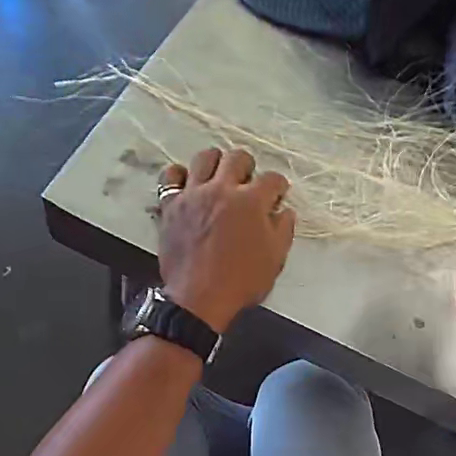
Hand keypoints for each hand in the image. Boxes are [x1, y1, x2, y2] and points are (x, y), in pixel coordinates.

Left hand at [156, 147, 296, 331]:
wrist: (200, 298)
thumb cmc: (240, 282)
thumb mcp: (274, 260)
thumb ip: (283, 230)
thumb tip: (284, 213)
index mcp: (252, 202)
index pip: (272, 180)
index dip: (278, 187)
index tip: (277, 194)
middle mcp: (222, 190)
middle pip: (238, 158)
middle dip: (248, 166)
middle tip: (248, 181)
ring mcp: (194, 195)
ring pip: (205, 157)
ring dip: (216, 162)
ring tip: (219, 176)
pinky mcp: (171, 205)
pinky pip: (171, 176)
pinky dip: (180, 175)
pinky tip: (188, 184)